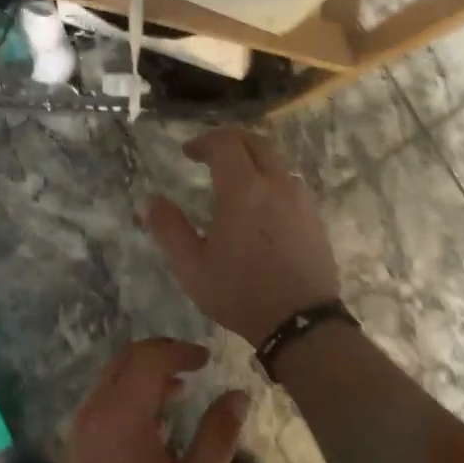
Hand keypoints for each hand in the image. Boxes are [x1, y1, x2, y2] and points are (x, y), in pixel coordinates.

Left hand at [49, 339, 249, 462]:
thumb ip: (217, 437)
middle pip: (125, 359)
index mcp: (122, 417)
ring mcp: (81, 430)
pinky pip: (104, 401)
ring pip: (111, 379)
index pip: (149, 359)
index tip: (209, 359)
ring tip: (182, 392)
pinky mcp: (78, 448)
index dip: (180, 350)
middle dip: (161, 354)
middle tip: (196, 366)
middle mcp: (95, 413)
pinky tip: (157, 424)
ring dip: (144, 375)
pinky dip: (130, 394)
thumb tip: (237, 394)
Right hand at [142, 127, 340, 345]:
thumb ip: (169, 229)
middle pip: (255, 143)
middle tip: (210, 156)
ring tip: (234, 183)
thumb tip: (148, 200)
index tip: (188, 152)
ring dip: (253, 162)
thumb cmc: (240, 293)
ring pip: (276, 163)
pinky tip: (261, 209)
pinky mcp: (315, 217)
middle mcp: (276, 184)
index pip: (225, 142)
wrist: (300, 322)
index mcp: (243, 190)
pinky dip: (271, 182)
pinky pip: (290, 185)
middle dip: (230, 142)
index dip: (204, 140)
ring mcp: (301, 199)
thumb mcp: (192, 268)